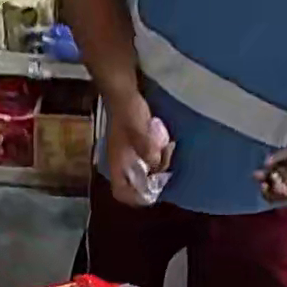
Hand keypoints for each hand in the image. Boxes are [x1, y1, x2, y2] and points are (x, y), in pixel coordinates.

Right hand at [105, 91, 172, 206]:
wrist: (122, 87)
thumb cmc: (127, 109)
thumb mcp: (138, 129)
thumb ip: (147, 149)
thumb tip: (157, 167)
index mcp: (117, 164)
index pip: (120, 192)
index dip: (133, 198)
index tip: (150, 194)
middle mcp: (122, 163)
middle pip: (135, 184)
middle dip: (152, 179)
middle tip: (166, 165)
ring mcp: (129, 154)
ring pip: (144, 171)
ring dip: (158, 165)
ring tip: (169, 148)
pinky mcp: (136, 144)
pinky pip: (148, 158)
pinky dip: (158, 156)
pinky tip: (166, 143)